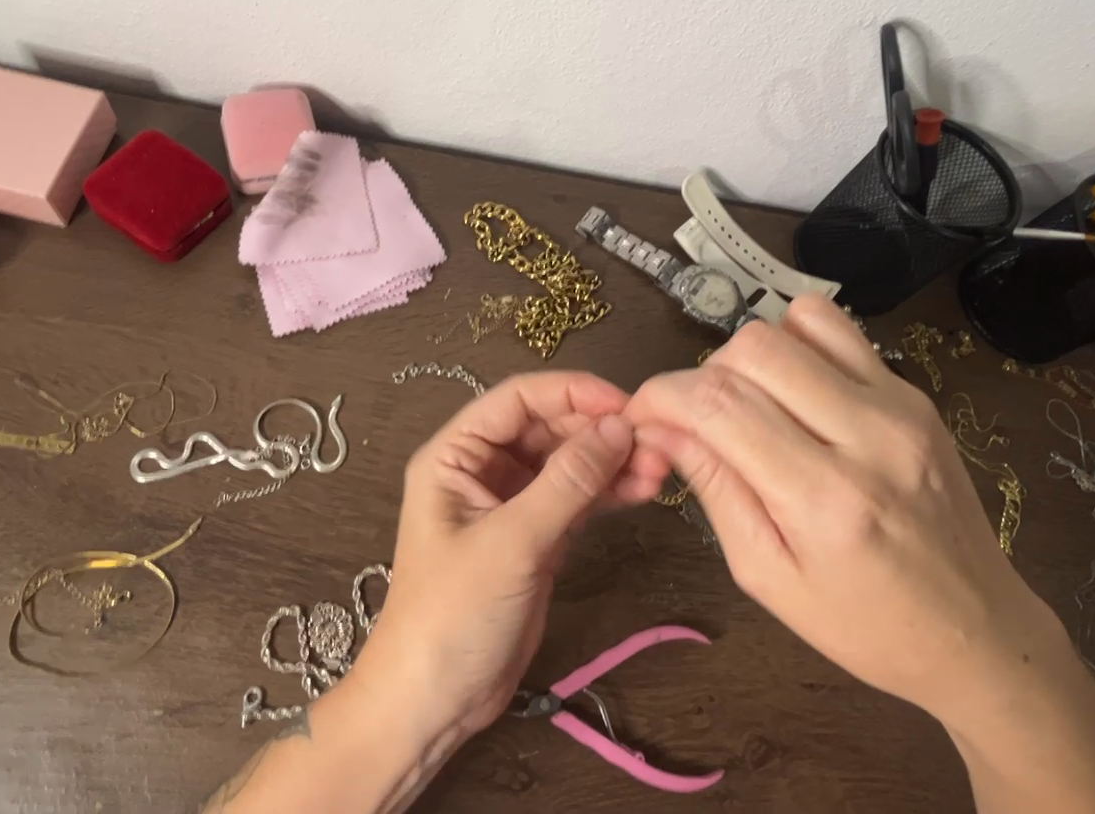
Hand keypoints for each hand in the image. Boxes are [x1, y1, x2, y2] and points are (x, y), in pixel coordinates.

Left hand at [351, 371, 668, 746]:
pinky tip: (644, 491)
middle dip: (599, 430)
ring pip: (567, 463)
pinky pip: (576, 500)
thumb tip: (620, 427)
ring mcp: (511, 503)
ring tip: (661, 468)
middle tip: (655, 441)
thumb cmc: (453, 614)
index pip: (517, 399)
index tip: (626, 404)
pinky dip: (608, 493)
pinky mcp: (535, 536)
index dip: (572, 392)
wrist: (433, 702)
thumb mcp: (511, 543)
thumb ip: (566, 482)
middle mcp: (482, 469)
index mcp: (455, 454)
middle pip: (548, 428)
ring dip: (611, 462)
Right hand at [625, 297, 1066, 723]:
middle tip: (699, 422)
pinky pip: (837, 329)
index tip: (641, 417)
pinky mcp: (915, 392)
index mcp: (823, 498)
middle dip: (702, 376)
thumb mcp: (767, 575)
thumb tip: (657, 426)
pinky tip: (796, 392)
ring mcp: (900, 404)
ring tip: (751, 405)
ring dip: (750, 357)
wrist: (977, 631)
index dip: (660, 396)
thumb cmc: (863, 623)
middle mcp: (867, 435)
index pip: (717, 404)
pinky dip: (796, 345)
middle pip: (751, 350)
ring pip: (792, 324)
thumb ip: (713, 488)